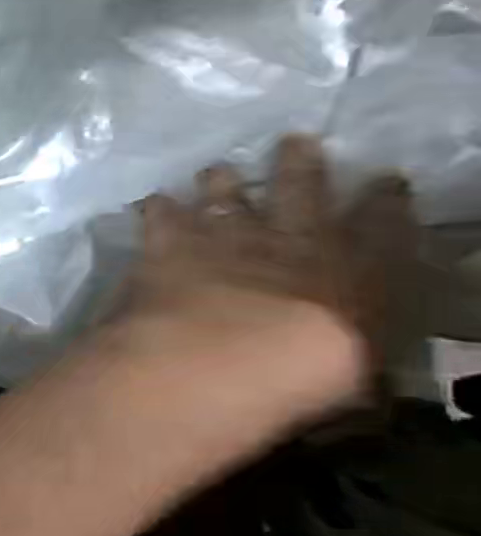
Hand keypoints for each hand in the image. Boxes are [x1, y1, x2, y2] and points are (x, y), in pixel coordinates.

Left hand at [115, 135, 416, 414]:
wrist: (226, 352)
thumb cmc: (306, 376)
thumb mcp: (356, 380)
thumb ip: (355, 369)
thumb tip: (356, 395)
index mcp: (360, 273)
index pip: (384, 228)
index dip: (384, 203)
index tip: (385, 179)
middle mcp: (295, 243)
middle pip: (301, 192)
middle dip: (299, 165)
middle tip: (293, 139)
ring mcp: (226, 240)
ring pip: (226, 198)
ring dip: (221, 182)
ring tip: (215, 167)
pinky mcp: (166, 249)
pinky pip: (160, 220)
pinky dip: (156, 208)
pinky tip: (150, 199)